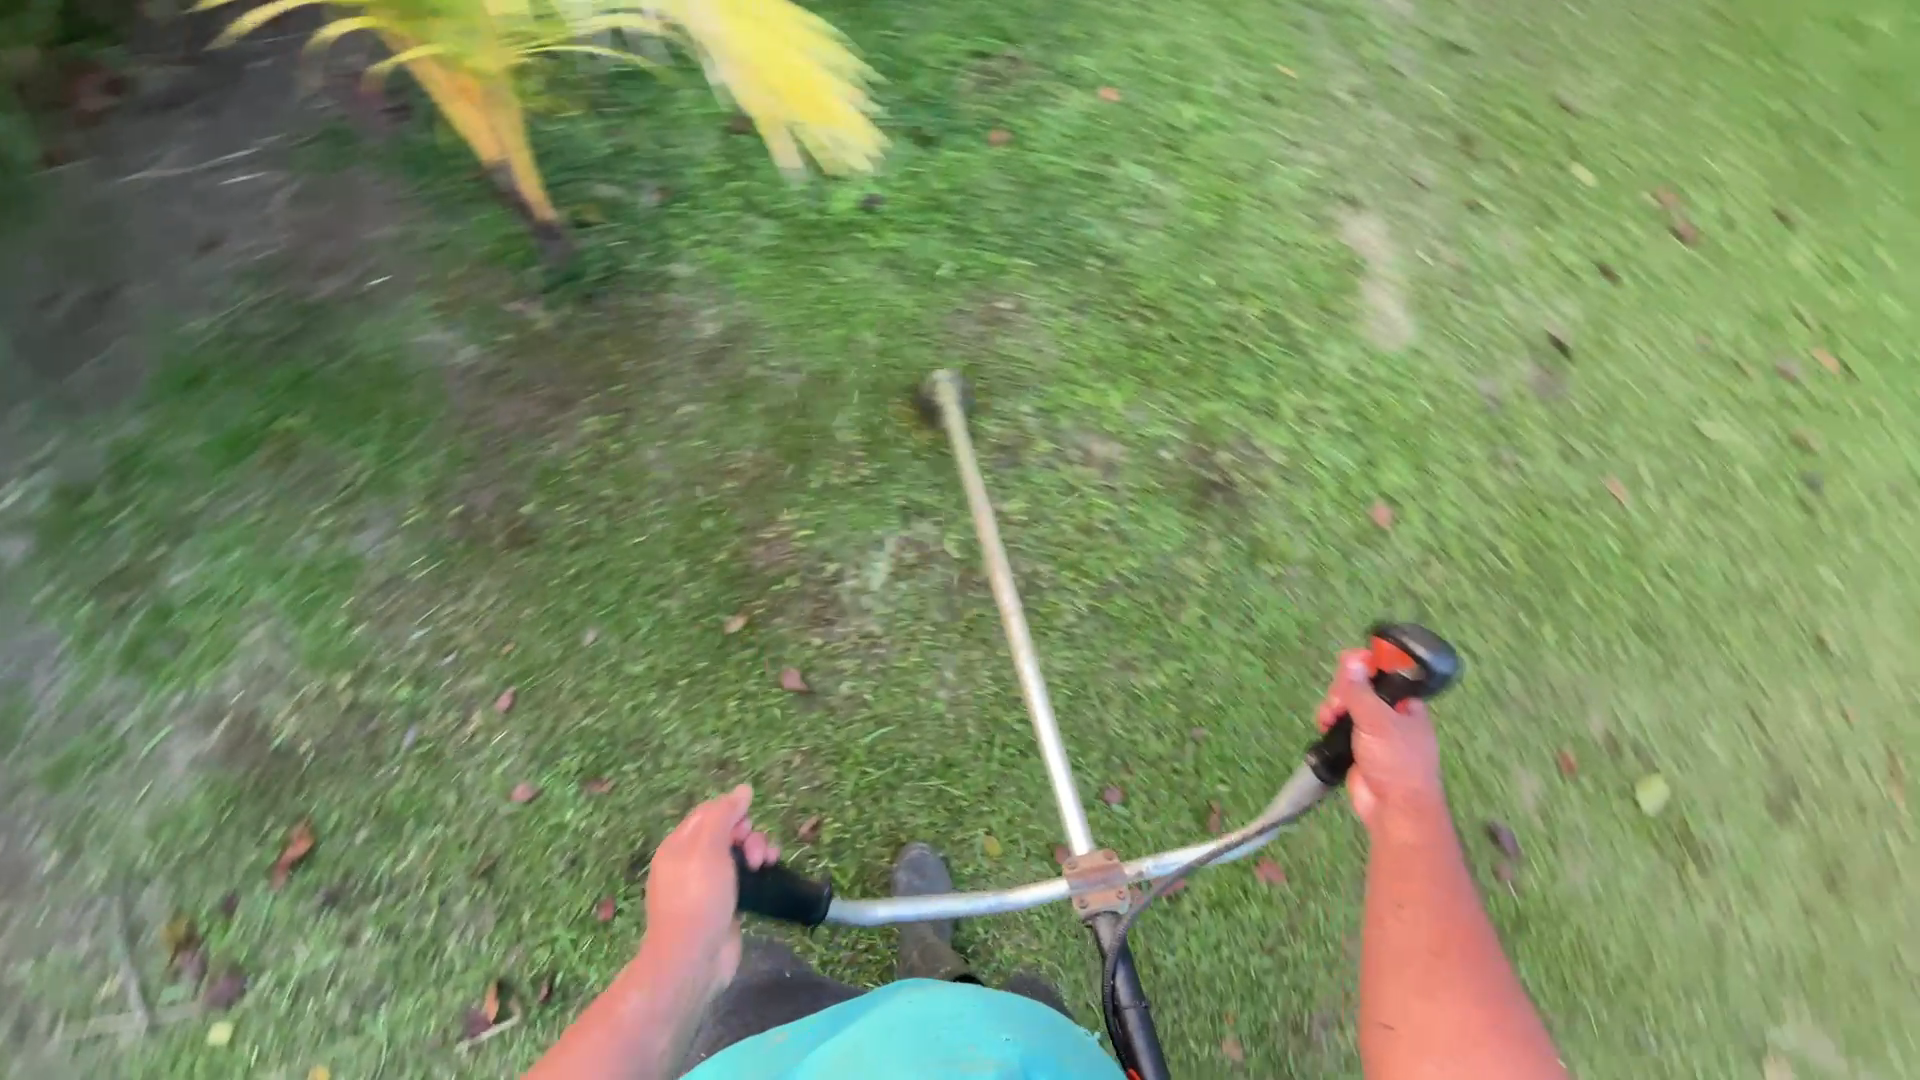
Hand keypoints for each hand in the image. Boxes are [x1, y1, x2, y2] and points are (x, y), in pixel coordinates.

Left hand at [642, 785, 780, 992]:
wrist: (693, 958)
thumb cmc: (697, 896)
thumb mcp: (707, 846)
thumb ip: (724, 814)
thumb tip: (743, 790)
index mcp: (678, 845)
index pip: (708, 814)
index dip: (732, 812)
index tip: (747, 824)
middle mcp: (690, 862)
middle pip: (726, 832)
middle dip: (747, 834)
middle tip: (756, 851)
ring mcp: (708, 885)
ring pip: (738, 854)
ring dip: (757, 850)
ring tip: (766, 863)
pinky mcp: (725, 904)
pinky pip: (745, 876)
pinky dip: (758, 871)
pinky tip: (769, 873)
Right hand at [1316, 651, 1445, 836]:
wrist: (1394, 808)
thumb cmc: (1396, 761)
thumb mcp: (1377, 720)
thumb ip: (1360, 689)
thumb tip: (1351, 658)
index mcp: (1406, 704)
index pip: (1383, 672)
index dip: (1364, 666)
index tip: (1347, 667)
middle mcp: (1390, 714)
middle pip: (1360, 687)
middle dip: (1342, 691)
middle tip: (1337, 704)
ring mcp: (1373, 732)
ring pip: (1347, 705)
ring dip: (1333, 707)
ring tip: (1328, 719)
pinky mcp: (1357, 747)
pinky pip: (1340, 725)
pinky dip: (1330, 723)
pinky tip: (1325, 727)